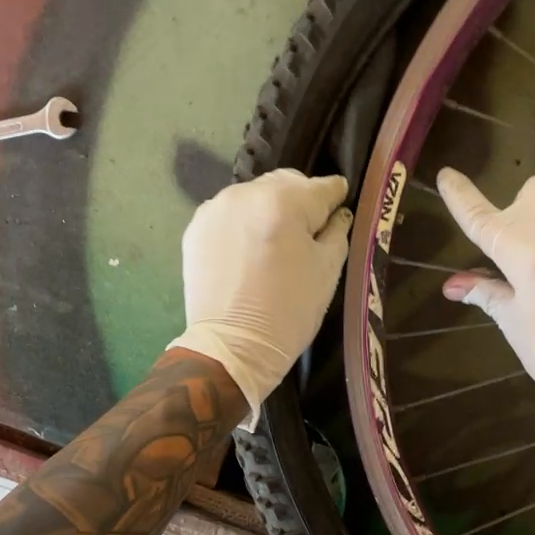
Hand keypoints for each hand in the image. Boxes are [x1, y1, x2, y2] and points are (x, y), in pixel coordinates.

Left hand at [170, 169, 354, 427]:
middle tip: (305, 237)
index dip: (336, 199)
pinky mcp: (195, 229)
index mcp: (284, 201)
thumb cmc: (288, 313)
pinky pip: (229, 216)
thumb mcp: (327, 273)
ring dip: (268, 213)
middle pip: (284, 185)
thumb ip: (337, 232)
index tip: (339, 210)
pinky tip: (246, 256)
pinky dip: (242, 227)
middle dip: (299, 204)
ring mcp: (215, 209)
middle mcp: (245, 193)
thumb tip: (337, 213)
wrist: (232, 350)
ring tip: (272, 249)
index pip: (322, 187)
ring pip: (254, 198)